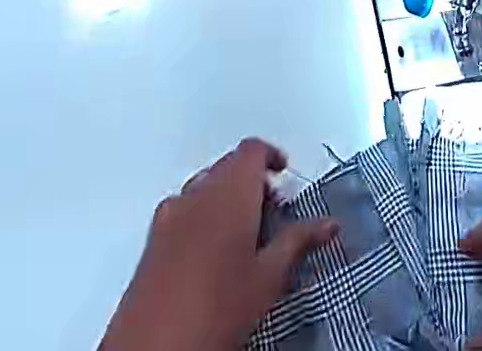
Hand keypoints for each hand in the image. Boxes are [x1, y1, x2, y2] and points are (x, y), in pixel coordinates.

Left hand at [99, 138, 336, 350]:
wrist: (156, 343)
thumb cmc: (219, 306)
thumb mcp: (269, 277)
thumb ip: (298, 242)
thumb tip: (328, 224)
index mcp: (230, 191)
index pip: (251, 149)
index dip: (271, 155)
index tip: (284, 173)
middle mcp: (198, 190)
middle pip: (229, 165)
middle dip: (253, 180)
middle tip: (273, 213)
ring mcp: (172, 209)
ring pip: (206, 185)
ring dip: (228, 196)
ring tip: (246, 237)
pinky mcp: (153, 233)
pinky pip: (185, 205)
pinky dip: (203, 212)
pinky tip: (213, 253)